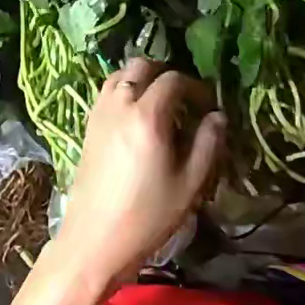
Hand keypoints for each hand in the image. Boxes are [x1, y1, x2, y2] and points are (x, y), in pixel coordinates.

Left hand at [50, 59, 224, 282]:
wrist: (95, 239)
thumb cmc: (147, 216)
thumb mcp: (189, 183)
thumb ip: (207, 143)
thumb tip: (217, 116)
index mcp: (147, 116)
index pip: (173, 79)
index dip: (195, 86)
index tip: (207, 105)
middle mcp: (119, 106)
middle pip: (139, 66)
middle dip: (164, 73)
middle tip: (183, 97)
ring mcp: (98, 115)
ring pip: (118, 76)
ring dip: (140, 79)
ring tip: (159, 103)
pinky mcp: (87, 129)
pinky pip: (105, 94)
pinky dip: (122, 91)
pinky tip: (135, 117)